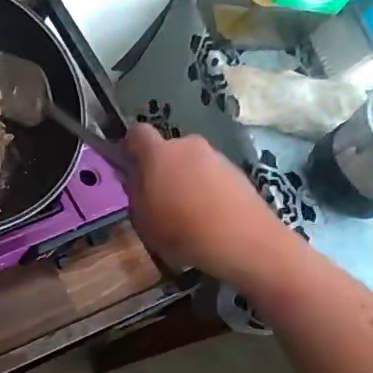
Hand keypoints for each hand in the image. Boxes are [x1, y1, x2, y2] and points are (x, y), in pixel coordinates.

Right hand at [122, 123, 293, 284]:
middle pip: (167, 150)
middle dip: (161, 168)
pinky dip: (207, 189)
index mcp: (158, 153)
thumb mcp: (142, 219)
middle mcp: (188, 145)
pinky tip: (209, 216)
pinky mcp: (237, 171)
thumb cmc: (180, 230)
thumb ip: (135, 192)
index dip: (130, 147)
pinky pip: (212, 175)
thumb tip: (135, 176)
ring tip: (188, 213)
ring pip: (191, 162)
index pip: (137, 132)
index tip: (129, 168)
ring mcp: (216, 156)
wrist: (243, 240)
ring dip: (186, 179)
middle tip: (159, 198)